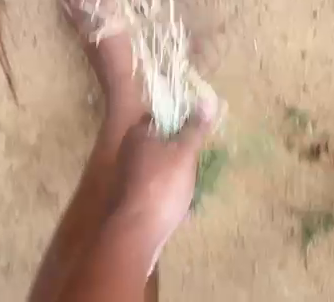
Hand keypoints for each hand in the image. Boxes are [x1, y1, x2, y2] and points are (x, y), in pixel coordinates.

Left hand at [104, 96, 221, 266]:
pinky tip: (182, 207)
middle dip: (178, 151)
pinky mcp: (131, 201)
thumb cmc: (161, 185)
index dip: (178, 121)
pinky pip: (154, 191)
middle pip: (158, 143)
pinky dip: (167, 194)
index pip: (159, 117)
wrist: (136, 233)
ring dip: (174, 175)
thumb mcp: (184, 152)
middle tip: (198, 159)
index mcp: (138, 133)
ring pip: (157, 169)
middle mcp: (128, 151)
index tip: (195, 131)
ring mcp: (127, 178)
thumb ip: (195, 128)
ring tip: (193, 184)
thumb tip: (207, 100)